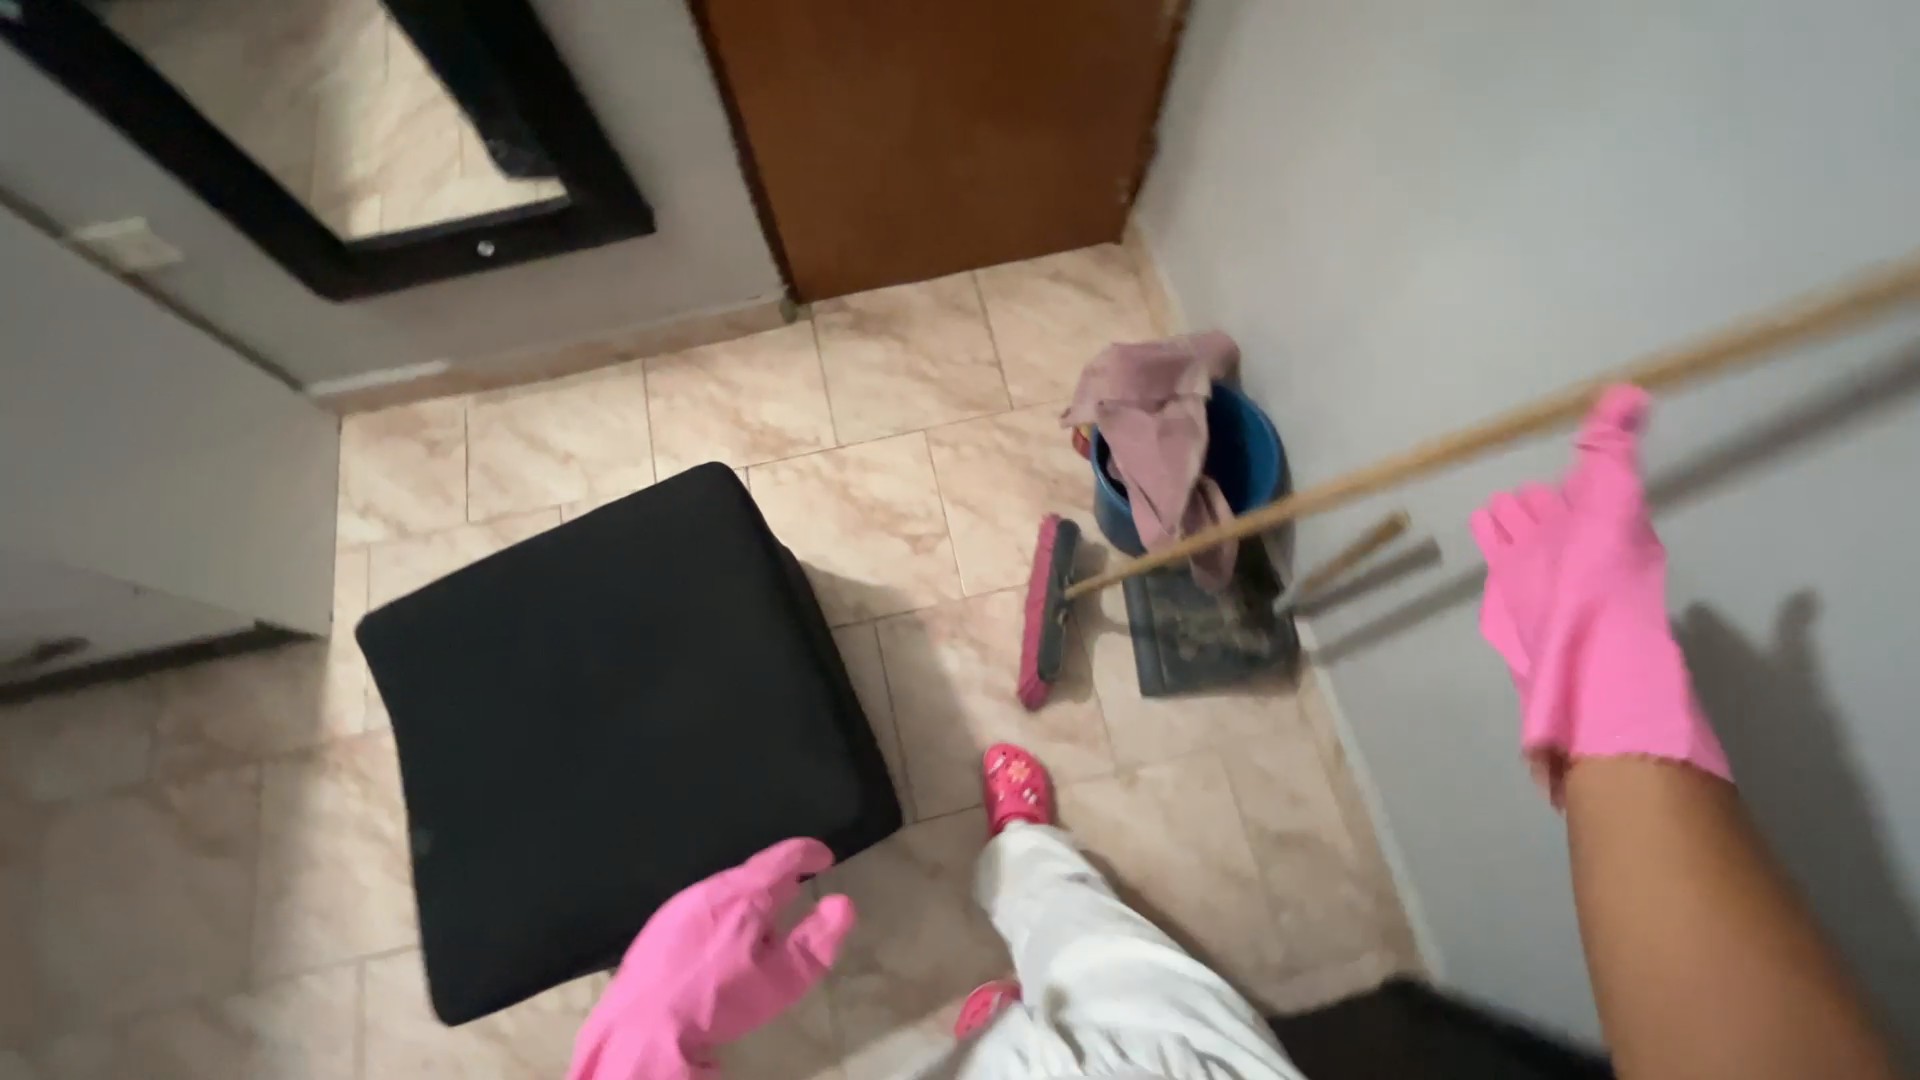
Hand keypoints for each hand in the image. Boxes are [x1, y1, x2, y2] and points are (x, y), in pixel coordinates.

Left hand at [568, 838, 855, 1079]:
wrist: (640, 1033)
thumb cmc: (720, 1002)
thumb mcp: (782, 981)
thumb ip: (818, 941)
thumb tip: (844, 903)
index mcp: (746, 893)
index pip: (785, 856)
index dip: (810, 852)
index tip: (825, 858)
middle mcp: (712, 887)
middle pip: (755, 870)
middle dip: (779, 880)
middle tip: (795, 896)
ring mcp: (680, 905)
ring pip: (726, 889)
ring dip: (748, 898)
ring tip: (760, 925)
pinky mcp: (658, 926)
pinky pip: (701, 906)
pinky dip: (721, 914)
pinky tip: (720, 946)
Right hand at [1470, 385, 1729, 805]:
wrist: (1580, 662)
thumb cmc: (1601, 583)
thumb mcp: (1615, 506)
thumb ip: (1614, 453)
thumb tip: (1629, 390)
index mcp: (1599, 526)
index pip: (1585, 490)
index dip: (1583, 469)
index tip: (1576, 446)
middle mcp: (1568, 549)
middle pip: (1549, 516)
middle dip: (1536, 502)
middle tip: (1520, 489)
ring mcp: (1535, 576)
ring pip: (1519, 538)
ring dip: (1510, 522)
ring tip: (1493, 507)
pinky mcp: (1509, 598)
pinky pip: (1498, 561)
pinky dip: (1490, 543)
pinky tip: (1480, 534)